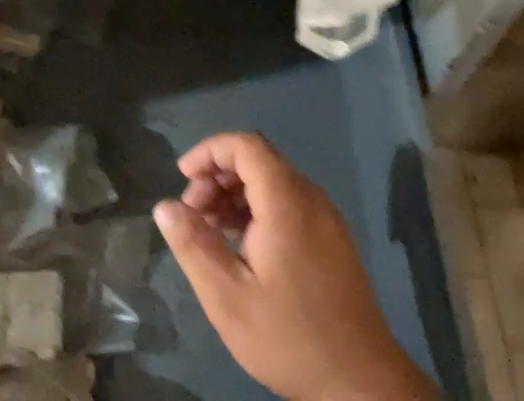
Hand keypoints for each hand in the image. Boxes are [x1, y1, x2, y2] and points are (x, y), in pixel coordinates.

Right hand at [154, 133, 437, 400]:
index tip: (182, 178)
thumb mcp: (227, 296)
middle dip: (218, 176)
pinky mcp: (331, 239)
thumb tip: (164, 206)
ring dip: (235, 195)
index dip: (210, 152)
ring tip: (208, 232)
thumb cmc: (289, 335)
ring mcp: (326, 218)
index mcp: (287, 202)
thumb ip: (193, 244)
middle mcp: (310, 198)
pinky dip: (257, 210)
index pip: (246, 146)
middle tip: (191, 215)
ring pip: (273, 183)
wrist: (359, 379)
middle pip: (259, 161)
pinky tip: (239, 246)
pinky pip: (289, 204)